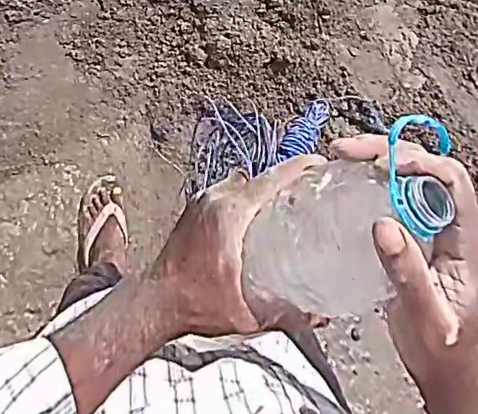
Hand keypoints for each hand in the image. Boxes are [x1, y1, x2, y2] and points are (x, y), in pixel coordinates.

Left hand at [142, 155, 325, 337]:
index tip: (318, 164)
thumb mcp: (248, 314)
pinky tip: (251, 217)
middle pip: (258, 176)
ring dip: (260, 189)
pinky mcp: (195, 207)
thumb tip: (320, 314)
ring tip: (280, 205)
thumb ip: (285, 313)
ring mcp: (203, 199)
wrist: (157, 301)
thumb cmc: (198, 305)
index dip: (297, 168)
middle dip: (284, 179)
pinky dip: (241, 196)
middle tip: (306, 190)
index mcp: (231, 214)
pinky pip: (225, 190)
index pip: (271, 179)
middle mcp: (217, 198)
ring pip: (240, 181)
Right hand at [330, 135, 477, 413]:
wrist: (444, 370)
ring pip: (408, 171)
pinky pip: (393, 188)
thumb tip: (383, 225)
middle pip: (426, 165)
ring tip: (342, 153)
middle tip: (349, 150)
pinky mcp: (411, 227)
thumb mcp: (428, 317)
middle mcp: (452, 222)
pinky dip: (370, 174)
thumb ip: (408, 274)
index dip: (421, 163)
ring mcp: (432, 222)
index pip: (452, 179)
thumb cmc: (444, 350)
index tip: (386, 165)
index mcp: (467, 238)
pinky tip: (347, 174)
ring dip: (376, 156)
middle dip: (388, 150)